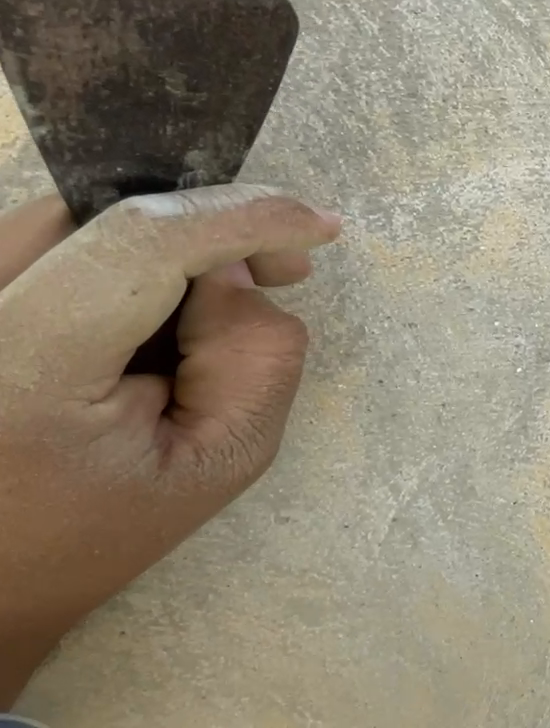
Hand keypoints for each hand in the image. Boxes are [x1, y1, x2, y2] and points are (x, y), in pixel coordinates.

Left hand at [0, 187, 340, 705]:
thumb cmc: (99, 530)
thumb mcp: (227, 455)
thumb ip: (260, 353)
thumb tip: (242, 275)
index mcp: (20, 374)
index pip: (140, 244)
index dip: (245, 215)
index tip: (324, 227)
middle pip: (98, 215)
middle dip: (210, 223)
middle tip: (279, 269)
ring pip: (69, 220)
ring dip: (163, 237)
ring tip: (219, 288)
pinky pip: (47, 245)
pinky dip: (117, 254)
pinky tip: (152, 300)